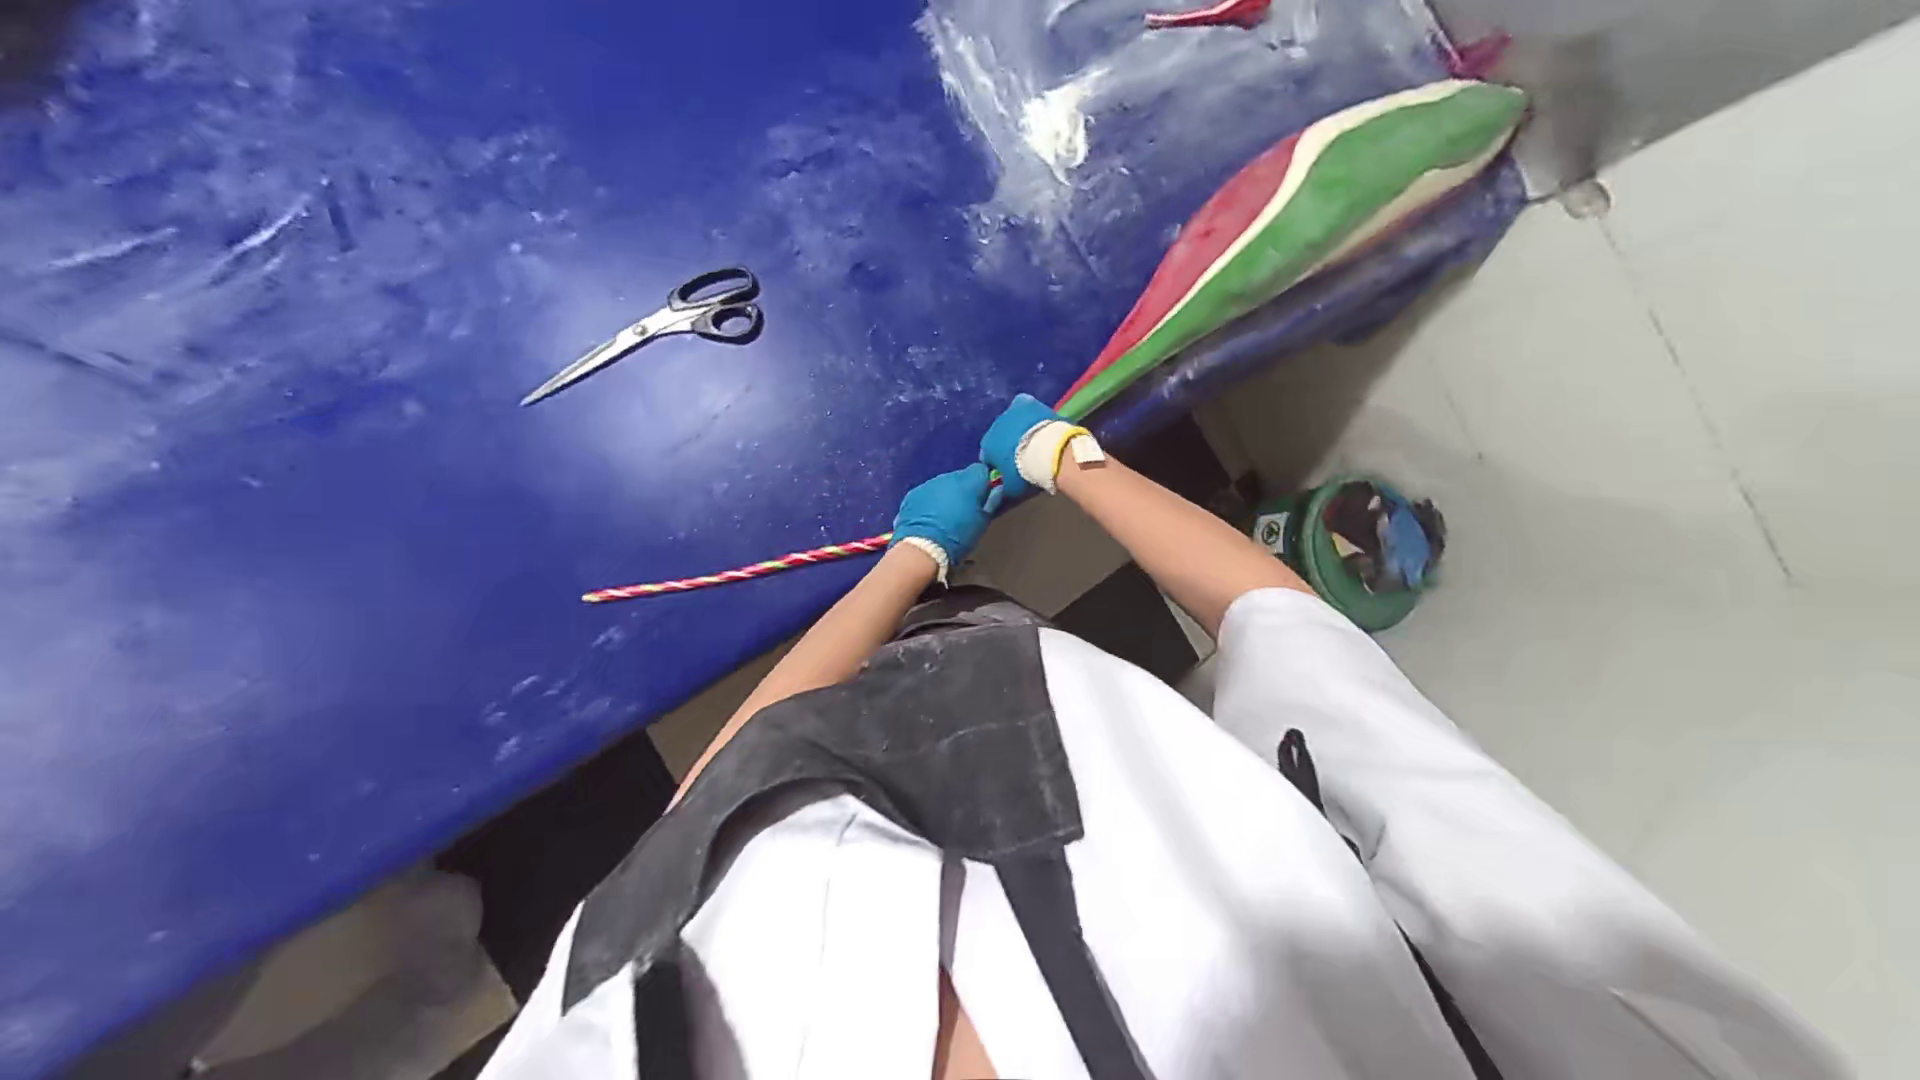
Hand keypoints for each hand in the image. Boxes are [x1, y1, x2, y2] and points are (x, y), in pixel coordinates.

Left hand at [890, 463, 1003, 577]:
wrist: (921, 549)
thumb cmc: (958, 538)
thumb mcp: (981, 523)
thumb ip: (990, 502)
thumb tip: (996, 488)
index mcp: (968, 482)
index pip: (981, 470)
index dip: (984, 483)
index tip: (983, 498)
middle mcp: (947, 477)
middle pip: (961, 476)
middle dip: (964, 489)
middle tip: (965, 510)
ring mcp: (927, 484)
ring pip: (943, 484)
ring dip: (947, 495)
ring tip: (946, 516)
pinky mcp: (912, 494)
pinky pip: (927, 493)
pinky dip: (931, 501)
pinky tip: (930, 518)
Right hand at [979, 394, 1066, 498]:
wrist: (1047, 452)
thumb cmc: (1026, 472)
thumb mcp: (1012, 488)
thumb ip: (1003, 487)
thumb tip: (999, 489)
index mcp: (987, 447)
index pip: (988, 456)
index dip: (998, 463)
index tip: (1009, 469)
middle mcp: (993, 428)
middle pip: (998, 436)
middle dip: (1007, 444)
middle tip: (1024, 454)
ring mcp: (1008, 413)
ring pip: (1010, 421)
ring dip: (1017, 428)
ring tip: (1033, 438)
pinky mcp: (1024, 403)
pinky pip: (1021, 405)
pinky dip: (1026, 411)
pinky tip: (1034, 418)